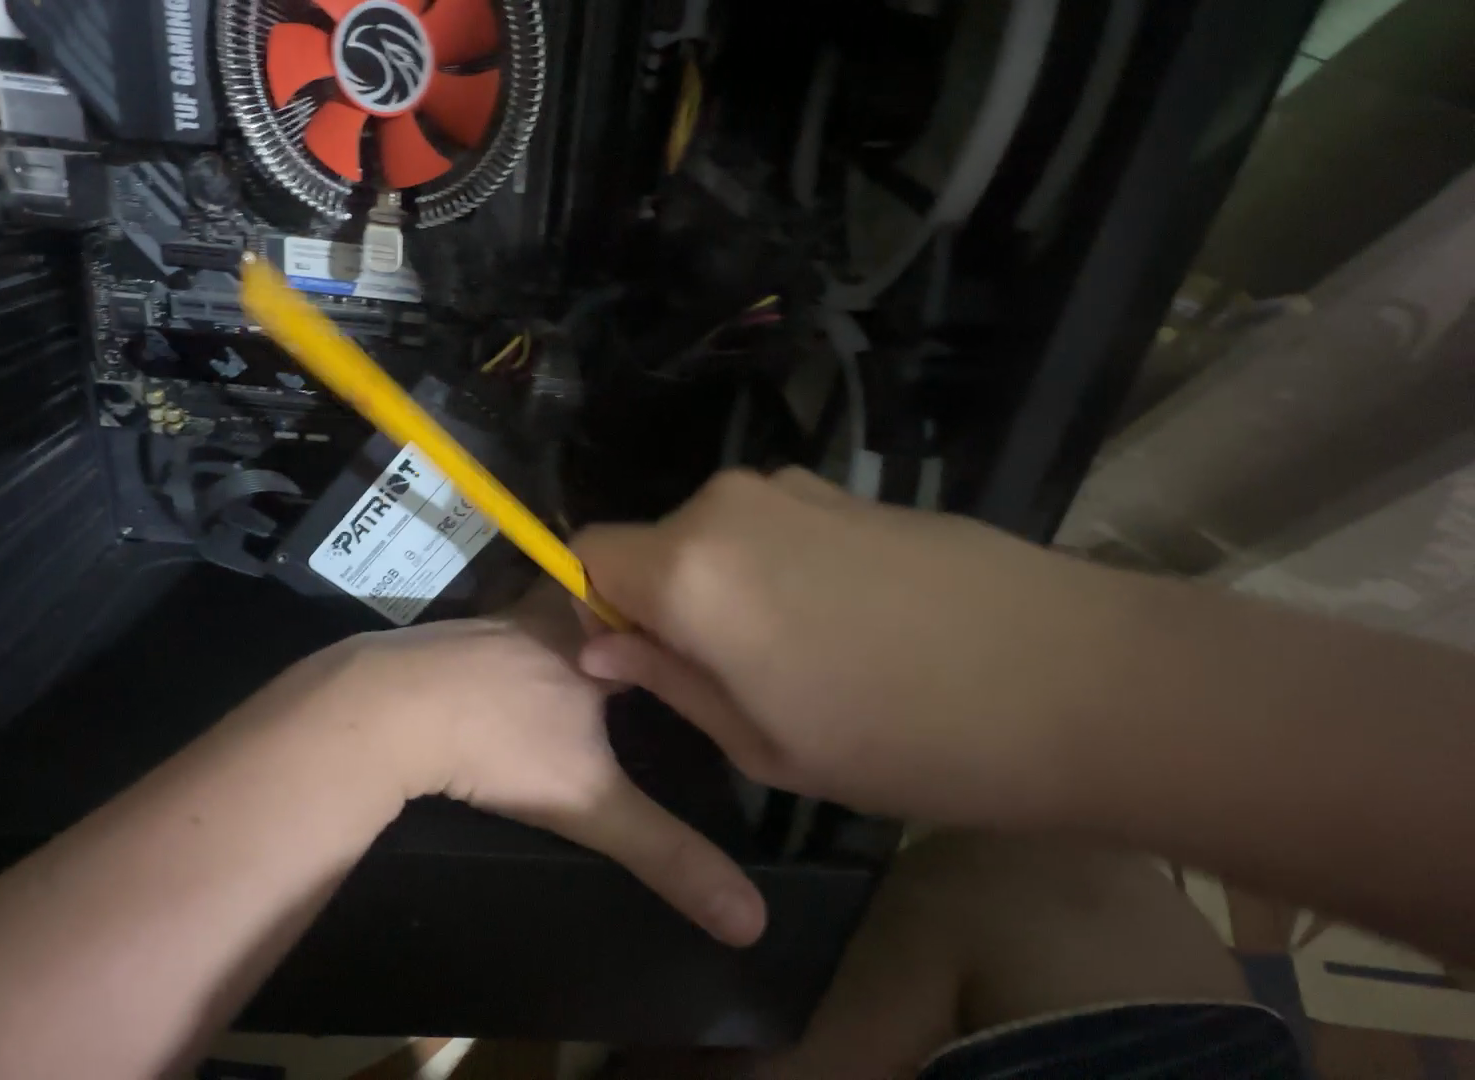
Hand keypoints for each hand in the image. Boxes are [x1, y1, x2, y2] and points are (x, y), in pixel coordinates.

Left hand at [318, 587, 767, 946]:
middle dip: (617, 618)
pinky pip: (493, 632)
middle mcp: (545, 616)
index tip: (692, 640)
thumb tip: (752, 923)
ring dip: (562, 627)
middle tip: (640, 644)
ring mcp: (490, 622)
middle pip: (595, 601)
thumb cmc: (501, 745)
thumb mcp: (590, 804)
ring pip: (541, 610)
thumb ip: (667, 854)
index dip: (670, 627)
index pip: (649, 617)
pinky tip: (499, 678)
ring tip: (583, 659)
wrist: (387, 709)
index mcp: (592, 643)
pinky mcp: (444, 637)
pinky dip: (506, 646)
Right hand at [573, 469, 1140, 828]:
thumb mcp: (761, 744)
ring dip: (722, 586)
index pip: (585, 555)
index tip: (637, 661)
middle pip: (652, 544)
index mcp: (689, 568)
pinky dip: (775, 567)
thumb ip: (668, 681)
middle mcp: (727, 505)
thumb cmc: (901, 738)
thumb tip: (603, 649)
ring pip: (712, 536)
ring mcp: (794, 487)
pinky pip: (771, 525)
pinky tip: (848, 621)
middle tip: (725, 676)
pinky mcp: (849, 489)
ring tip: (796, 653)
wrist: (1083, 679)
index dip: (595, 609)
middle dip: (662, 602)